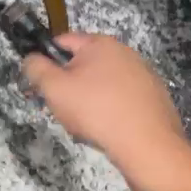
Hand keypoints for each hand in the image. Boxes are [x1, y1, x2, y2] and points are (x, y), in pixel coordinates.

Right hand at [23, 33, 183, 166]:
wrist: (149, 148)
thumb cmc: (96, 111)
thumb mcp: (52, 87)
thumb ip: (35, 67)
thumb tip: (32, 59)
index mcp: (100, 44)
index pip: (62, 42)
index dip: (47, 61)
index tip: (44, 84)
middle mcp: (126, 53)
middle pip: (83, 64)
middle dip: (69, 84)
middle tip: (62, 107)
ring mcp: (145, 77)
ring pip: (103, 84)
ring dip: (90, 98)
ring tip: (86, 123)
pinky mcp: (157, 99)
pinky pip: (122, 99)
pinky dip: (111, 110)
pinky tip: (108, 129)